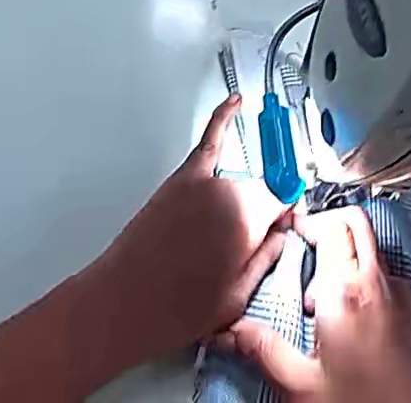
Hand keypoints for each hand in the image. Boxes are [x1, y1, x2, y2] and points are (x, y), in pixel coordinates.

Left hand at [76, 94, 294, 367]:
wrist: (127, 300)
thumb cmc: (178, 307)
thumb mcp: (239, 296)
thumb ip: (267, 256)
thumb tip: (281, 235)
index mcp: (248, 221)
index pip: (282, 204)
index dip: (284, 219)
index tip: (283, 228)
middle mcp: (228, 192)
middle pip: (259, 193)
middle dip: (259, 213)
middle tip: (244, 246)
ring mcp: (203, 181)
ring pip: (237, 180)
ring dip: (239, 198)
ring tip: (218, 236)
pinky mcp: (181, 177)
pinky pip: (210, 138)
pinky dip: (223, 117)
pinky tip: (233, 104)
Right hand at [217, 207, 410, 402]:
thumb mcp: (303, 387)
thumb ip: (265, 349)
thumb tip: (231, 330)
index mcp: (345, 290)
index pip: (329, 225)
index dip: (306, 220)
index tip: (286, 231)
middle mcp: (375, 282)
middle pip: (355, 221)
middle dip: (327, 222)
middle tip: (304, 244)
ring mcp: (397, 296)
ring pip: (370, 244)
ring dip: (346, 247)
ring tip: (321, 285)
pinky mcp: (410, 315)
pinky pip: (383, 271)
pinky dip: (363, 271)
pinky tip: (347, 306)